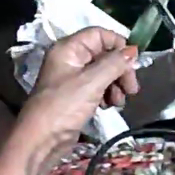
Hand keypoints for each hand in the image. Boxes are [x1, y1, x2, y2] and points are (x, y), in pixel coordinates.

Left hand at [13, 28, 140, 164]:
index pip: (98, 34)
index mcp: (68, 48)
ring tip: (118, 102)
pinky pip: (98, 87)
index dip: (118, 45)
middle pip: (103, 54)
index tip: (133, 62)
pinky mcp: (76, 96)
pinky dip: (107, 94)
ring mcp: (72, 78)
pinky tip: (109, 106)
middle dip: (120, 70)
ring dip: (116, 84)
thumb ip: (114, 63)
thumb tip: (133, 51)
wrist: (41, 140)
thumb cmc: (64, 106)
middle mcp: (70, 59)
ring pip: (103, 72)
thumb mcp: (92, 82)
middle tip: (131, 89)